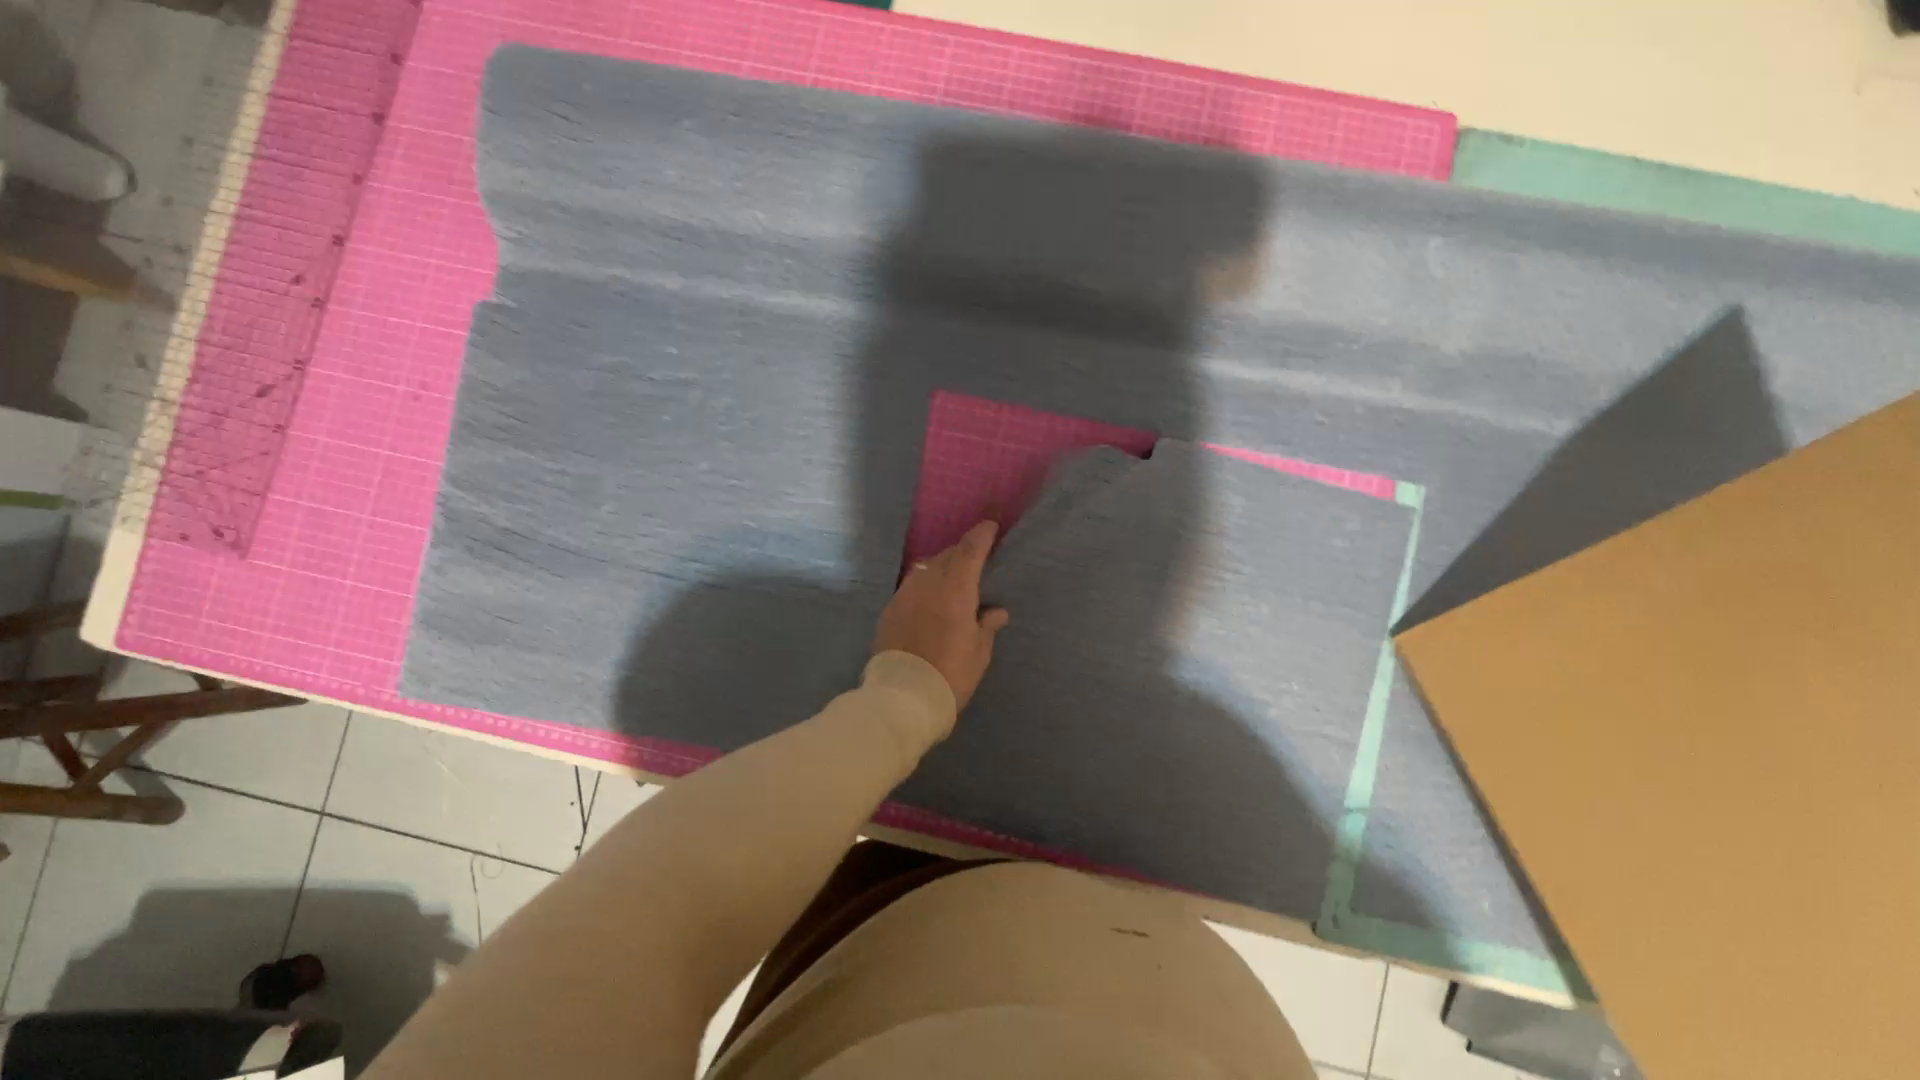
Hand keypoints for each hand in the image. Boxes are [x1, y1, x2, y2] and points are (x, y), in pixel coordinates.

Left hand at [873, 520, 1010, 710]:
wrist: (903, 696)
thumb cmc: (951, 675)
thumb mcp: (978, 653)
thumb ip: (986, 626)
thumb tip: (996, 611)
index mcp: (956, 590)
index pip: (970, 551)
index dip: (981, 535)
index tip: (989, 526)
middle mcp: (928, 584)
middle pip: (947, 556)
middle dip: (962, 552)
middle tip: (974, 559)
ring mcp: (904, 595)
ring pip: (925, 569)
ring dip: (941, 567)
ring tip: (952, 579)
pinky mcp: (889, 610)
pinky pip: (910, 586)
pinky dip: (924, 585)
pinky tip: (929, 600)